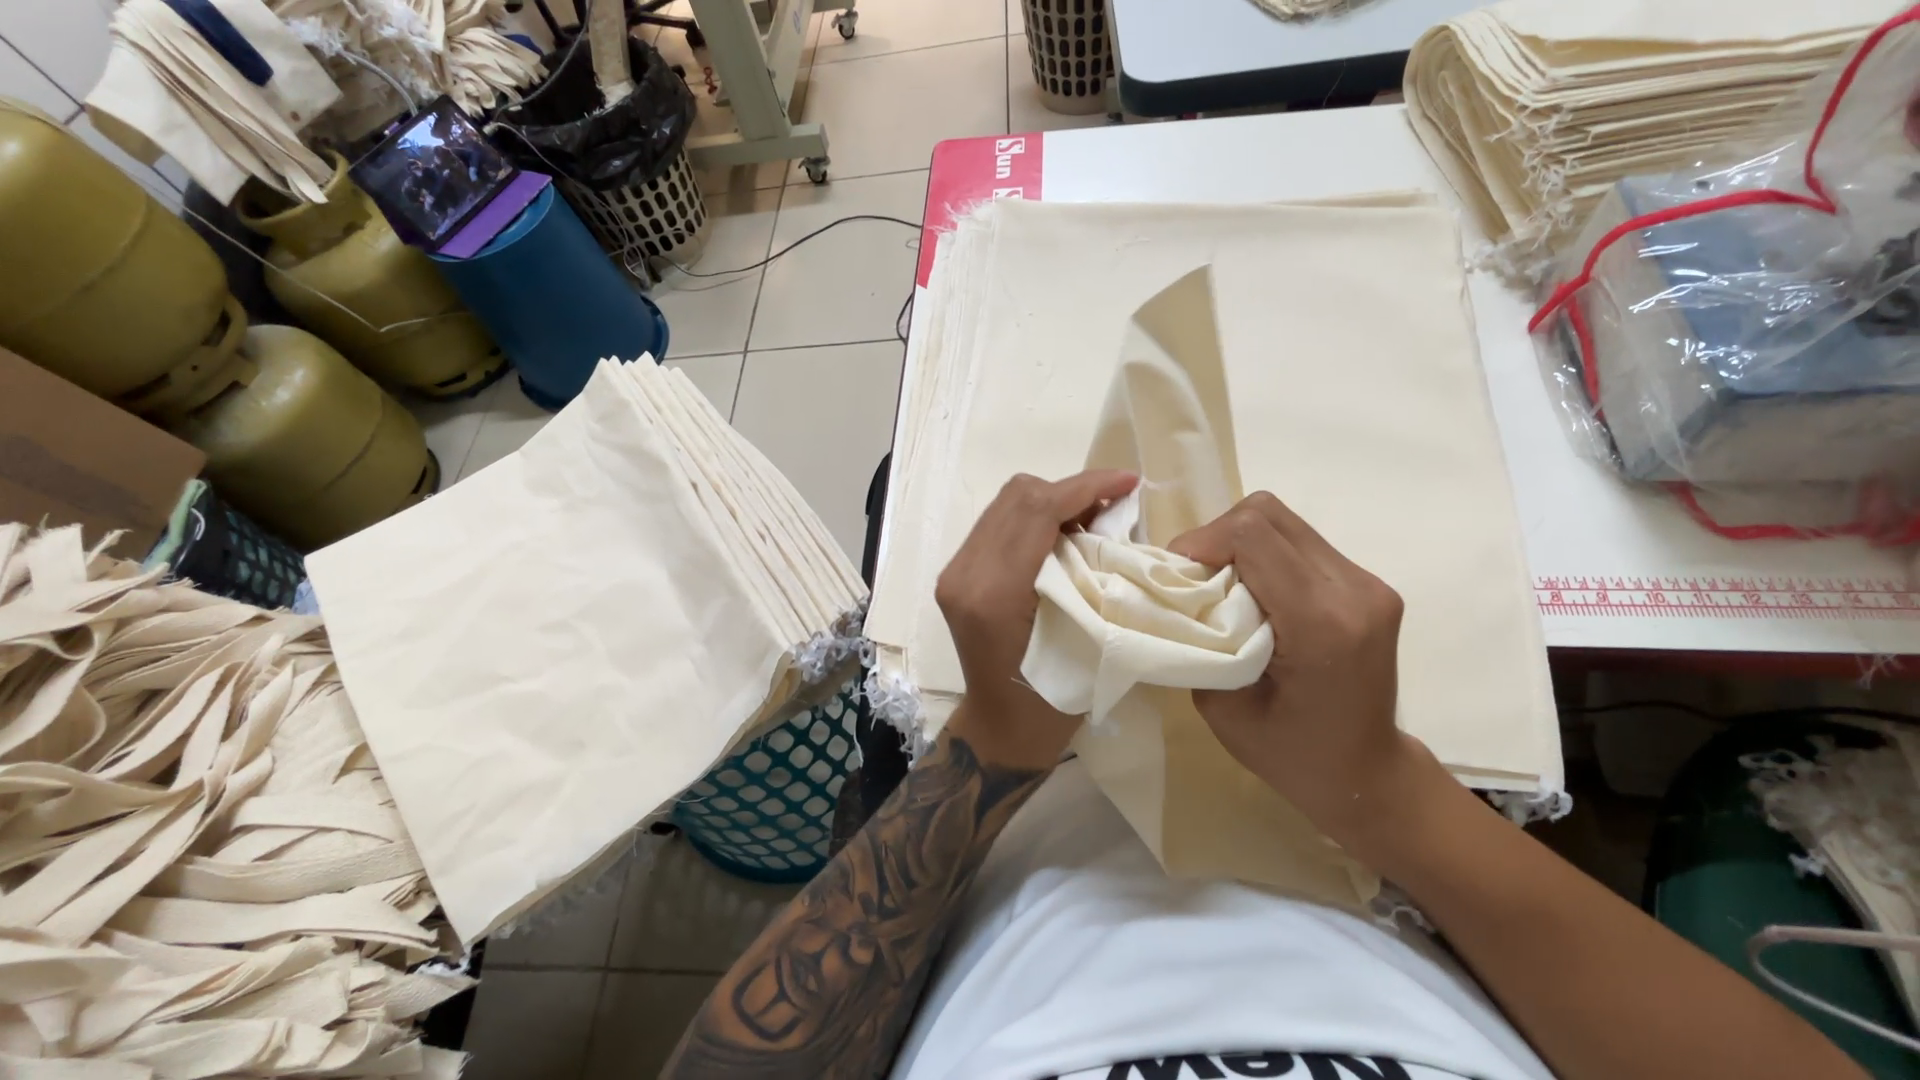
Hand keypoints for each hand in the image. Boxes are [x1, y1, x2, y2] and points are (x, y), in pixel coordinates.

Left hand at [935, 470, 1137, 769]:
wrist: (1003, 727)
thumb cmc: (1055, 698)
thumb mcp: (1086, 636)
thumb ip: (1093, 573)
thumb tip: (1115, 519)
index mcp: (995, 593)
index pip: (1038, 510)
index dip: (1086, 486)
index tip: (1129, 482)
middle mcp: (965, 574)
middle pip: (1018, 496)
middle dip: (1072, 489)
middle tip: (1115, 505)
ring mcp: (955, 573)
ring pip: (1005, 504)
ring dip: (1052, 502)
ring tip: (1093, 518)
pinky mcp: (957, 574)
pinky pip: (997, 524)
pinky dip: (1034, 519)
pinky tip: (1063, 535)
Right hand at [1169, 492, 1427, 837]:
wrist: (1366, 775)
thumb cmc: (1291, 756)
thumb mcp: (1223, 707)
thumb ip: (1199, 641)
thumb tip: (1174, 597)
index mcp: (1321, 622)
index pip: (1251, 536)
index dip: (1200, 542)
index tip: (1176, 576)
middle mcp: (1354, 590)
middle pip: (1268, 514)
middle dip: (1216, 536)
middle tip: (1193, 577)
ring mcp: (1368, 583)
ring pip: (1285, 522)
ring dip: (1241, 543)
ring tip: (1220, 584)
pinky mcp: (1368, 584)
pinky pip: (1301, 544)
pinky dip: (1265, 556)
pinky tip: (1253, 593)